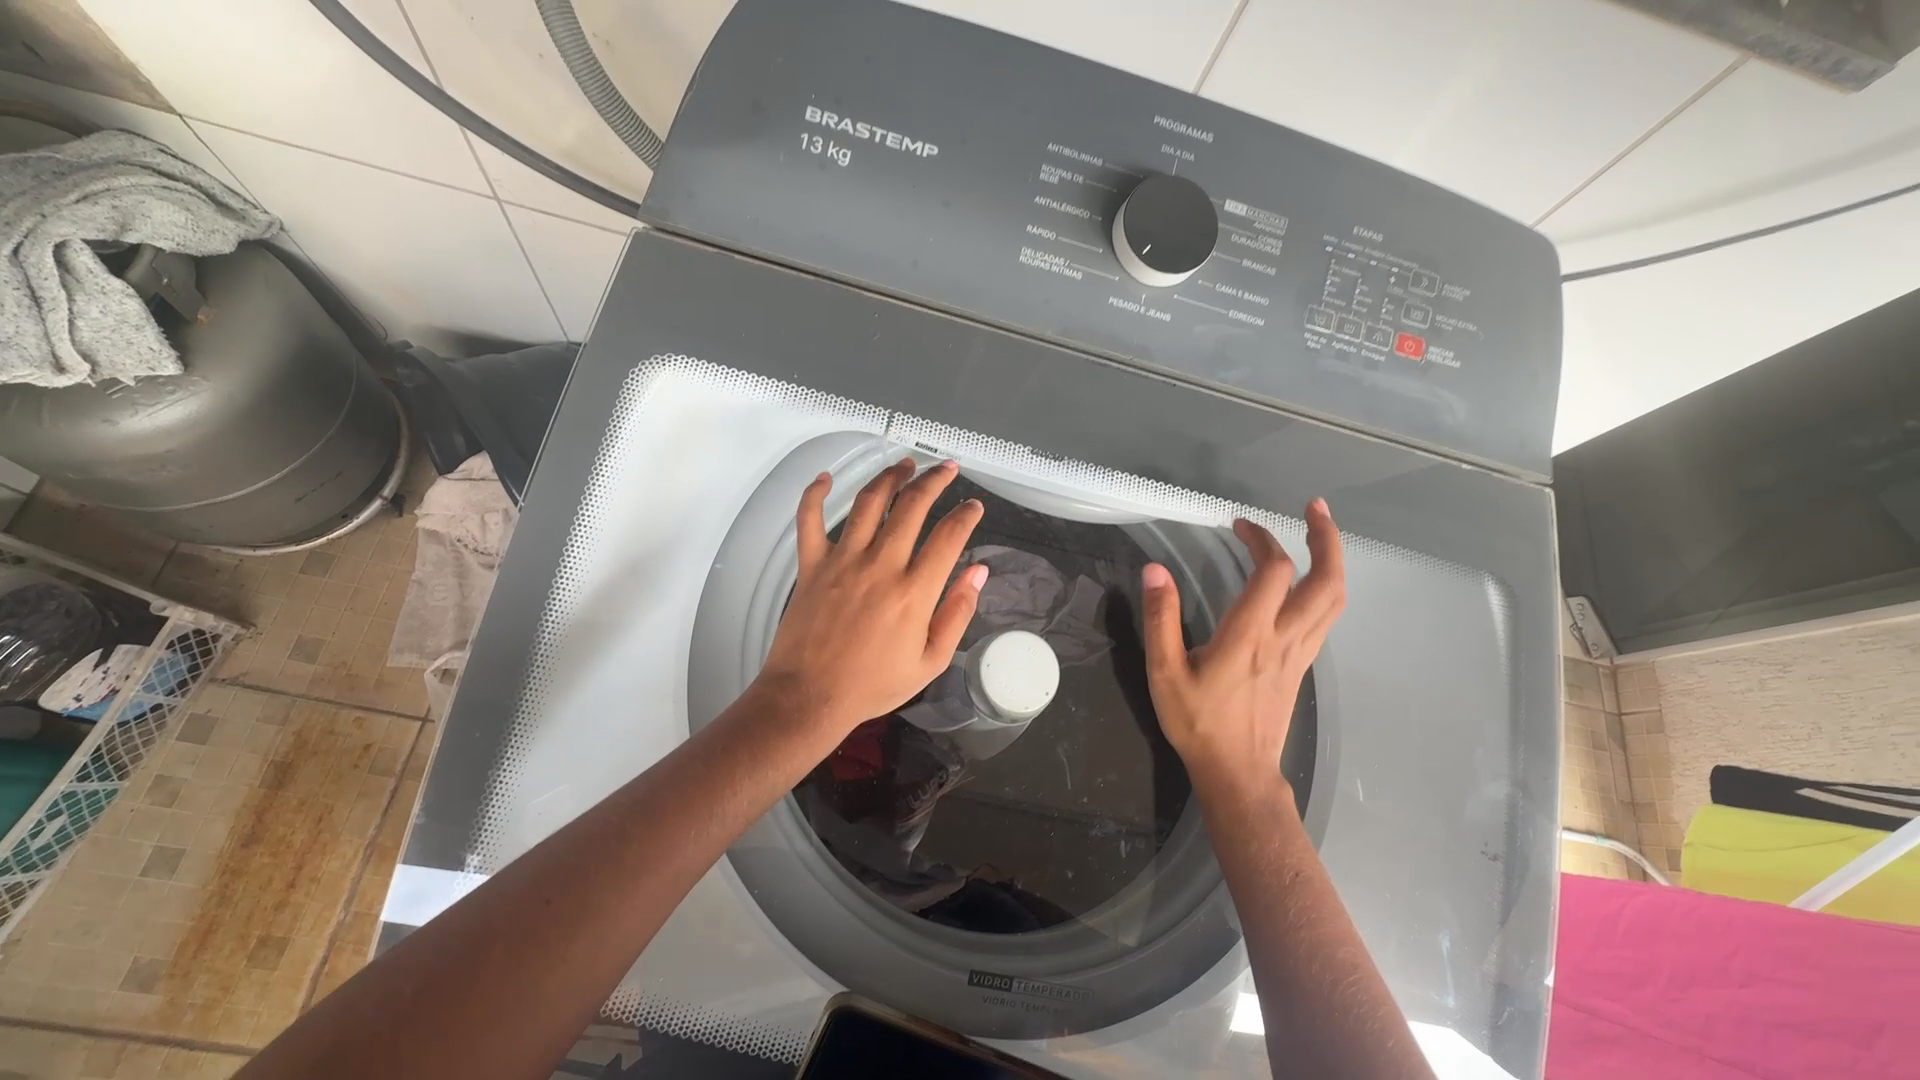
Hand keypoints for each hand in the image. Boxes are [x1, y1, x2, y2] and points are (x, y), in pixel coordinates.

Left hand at [753, 458, 986, 734]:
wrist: (810, 697)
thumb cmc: (873, 686)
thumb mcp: (930, 661)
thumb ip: (957, 613)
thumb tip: (978, 571)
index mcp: (914, 592)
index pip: (949, 537)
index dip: (966, 515)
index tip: (974, 506)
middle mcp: (880, 566)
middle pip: (912, 506)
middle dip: (934, 480)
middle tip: (946, 468)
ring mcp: (842, 561)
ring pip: (868, 503)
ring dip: (889, 476)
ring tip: (904, 464)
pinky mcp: (811, 565)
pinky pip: (809, 520)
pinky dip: (815, 494)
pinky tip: (824, 478)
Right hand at [1141, 499, 1345, 805]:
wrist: (1237, 772)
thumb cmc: (1198, 723)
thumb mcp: (1164, 673)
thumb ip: (1160, 619)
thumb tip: (1155, 570)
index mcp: (1249, 636)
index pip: (1273, 573)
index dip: (1260, 539)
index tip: (1237, 525)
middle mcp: (1284, 639)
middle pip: (1325, 580)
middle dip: (1325, 538)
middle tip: (1315, 508)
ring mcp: (1299, 653)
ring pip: (1333, 600)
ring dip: (1333, 561)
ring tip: (1320, 534)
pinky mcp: (1301, 666)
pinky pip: (1325, 617)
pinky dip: (1324, 588)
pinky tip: (1307, 583)